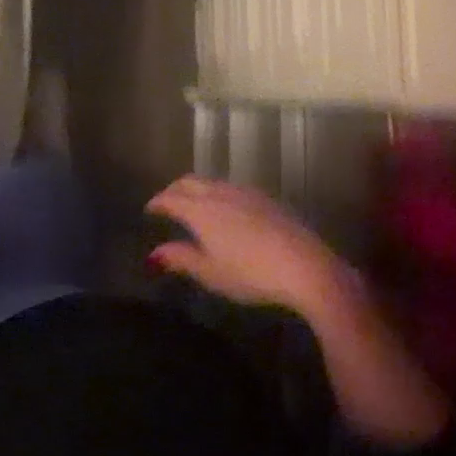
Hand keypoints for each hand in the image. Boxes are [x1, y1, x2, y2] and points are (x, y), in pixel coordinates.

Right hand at [144, 176, 357, 317]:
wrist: (305, 266)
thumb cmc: (251, 274)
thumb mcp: (211, 273)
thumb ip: (181, 259)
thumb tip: (155, 253)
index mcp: (201, 210)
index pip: (171, 198)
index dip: (157, 203)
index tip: (149, 209)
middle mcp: (220, 193)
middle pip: (190, 182)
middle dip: (174, 189)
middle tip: (167, 203)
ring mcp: (246, 193)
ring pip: (212, 182)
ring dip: (197, 189)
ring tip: (194, 206)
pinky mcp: (266, 199)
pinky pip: (231, 188)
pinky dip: (218, 193)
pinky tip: (226, 211)